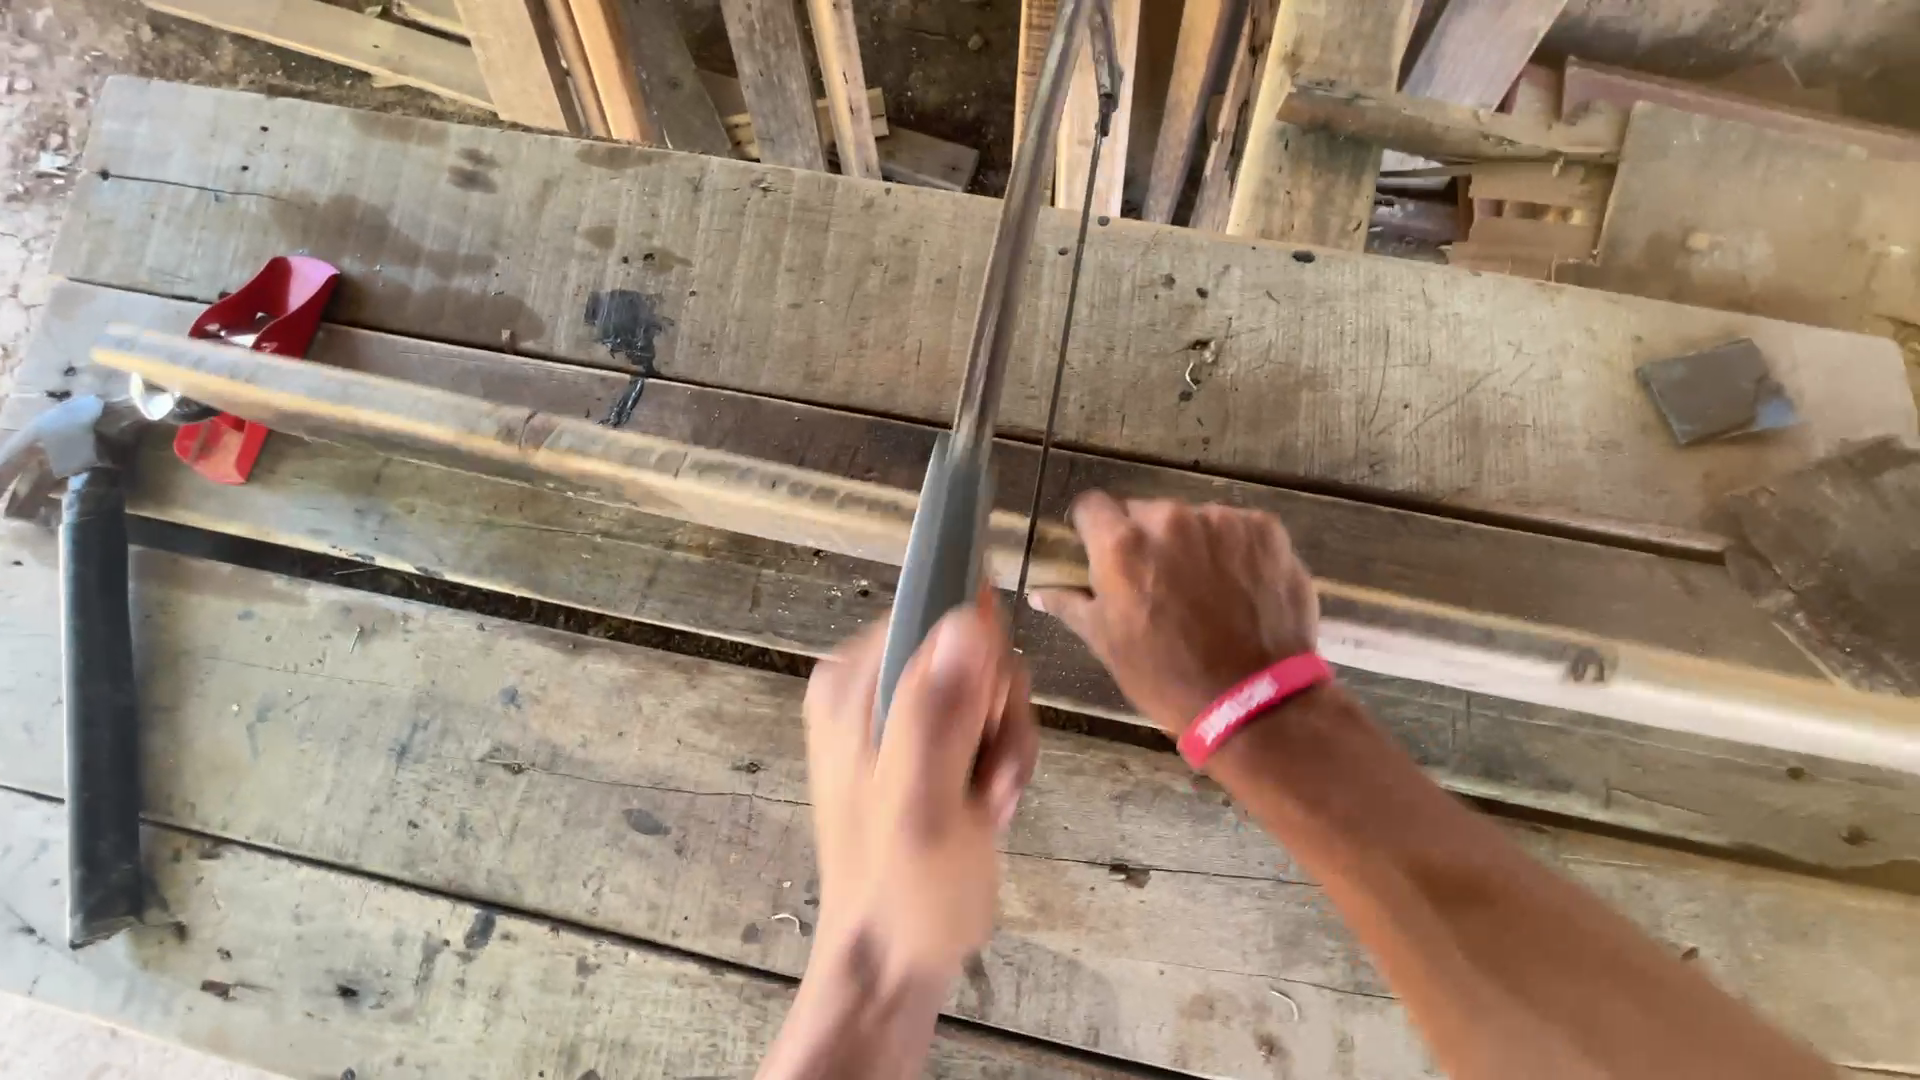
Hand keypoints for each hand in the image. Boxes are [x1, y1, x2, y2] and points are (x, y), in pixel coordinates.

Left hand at [801, 598, 1037, 985]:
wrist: (894, 960)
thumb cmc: (904, 895)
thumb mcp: (921, 804)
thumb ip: (938, 711)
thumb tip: (969, 620)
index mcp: (850, 683)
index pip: (938, 619)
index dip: (979, 667)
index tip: (987, 723)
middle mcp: (869, 685)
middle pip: (970, 653)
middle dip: (997, 715)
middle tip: (987, 777)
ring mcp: (898, 714)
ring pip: (988, 687)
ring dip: (1005, 745)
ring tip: (987, 803)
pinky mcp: (924, 743)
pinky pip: (987, 720)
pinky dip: (1000, 762)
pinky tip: (987, 808)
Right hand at [1029, 492, 1318, 735]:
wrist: (1254, 703)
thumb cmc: (1165, 676)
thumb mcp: (1106, 643)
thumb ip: (1070, 605)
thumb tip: (1038, 592)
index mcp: (1121, 544)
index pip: (1091, 506)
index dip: (1093, 527)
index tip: (1100, 550)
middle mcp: (1169, 519)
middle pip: (1144, 513)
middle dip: (1144, 539)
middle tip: (1156, 582)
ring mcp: (1222, 521)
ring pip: (1193, 520)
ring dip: (1190, 543)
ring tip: (1204, 590)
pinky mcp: (1265, 530)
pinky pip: (1236, 529)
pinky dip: (1232, 549)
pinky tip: (1238, 586)